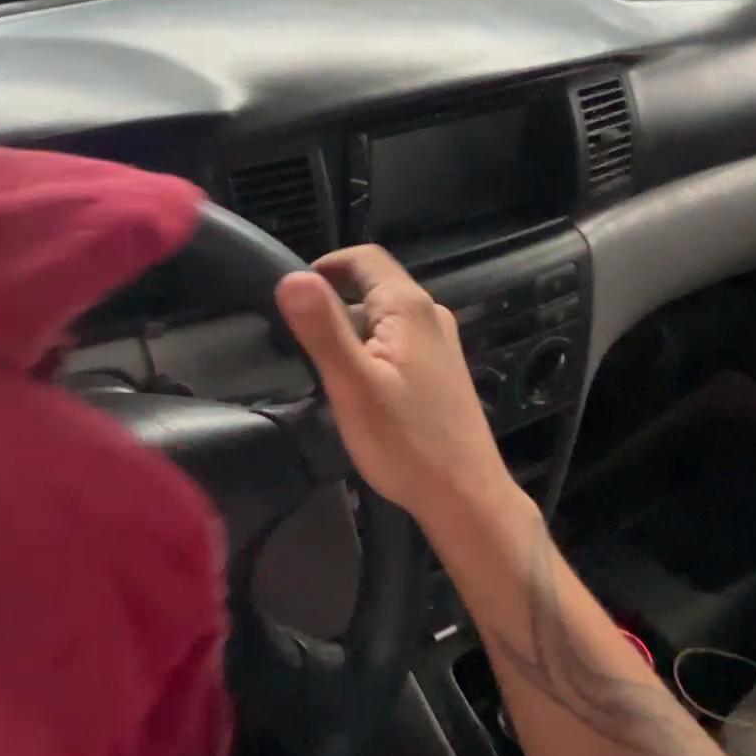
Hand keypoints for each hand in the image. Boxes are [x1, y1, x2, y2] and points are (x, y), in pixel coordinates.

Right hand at [275, 245, 513, 517]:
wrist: (464, 497)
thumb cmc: (406, 442)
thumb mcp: (353, 384)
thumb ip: (322, 328)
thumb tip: (291, 278)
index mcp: (408, 308)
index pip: (363, 258)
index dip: (325, 265)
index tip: (294, 293)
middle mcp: (430, 315)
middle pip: (374, 284)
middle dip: (333, 298)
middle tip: (299, 334)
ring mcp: (439, 343)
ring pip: (384, 314)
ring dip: (350, 325)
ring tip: (322, 362)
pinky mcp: (440, 370)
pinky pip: (397, 339)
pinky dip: (369, 346)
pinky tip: (357, 384)